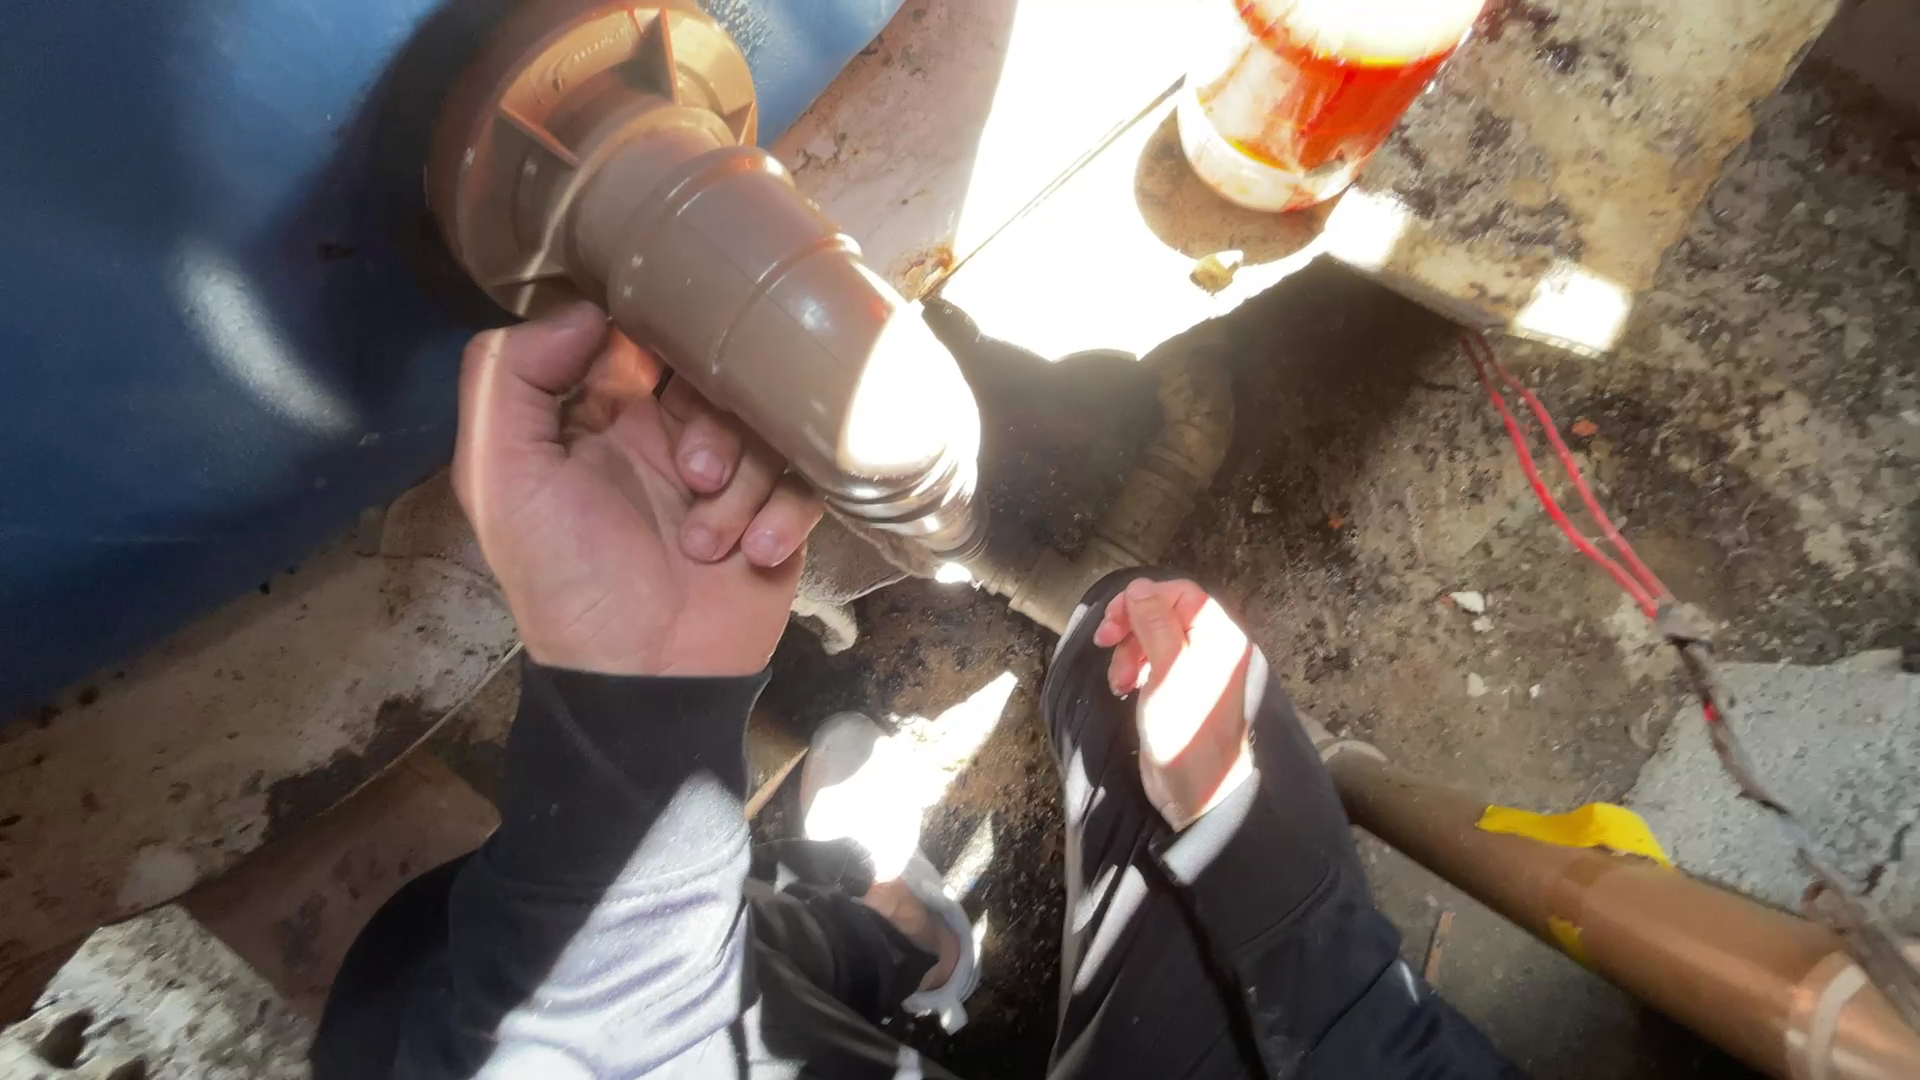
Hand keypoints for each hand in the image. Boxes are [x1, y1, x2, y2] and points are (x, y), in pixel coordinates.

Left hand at [453, 302, 823, 675]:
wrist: (645, 675)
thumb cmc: (570, 577)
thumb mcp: (502, 478)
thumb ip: (509, 378)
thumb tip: (589, 312)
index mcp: (609, 417)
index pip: (644, 339)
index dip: (659, 341)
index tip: (669, 363)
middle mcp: (675, 438)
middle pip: (720, 381)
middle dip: (713, 426)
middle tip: (695, 477)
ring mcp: (735, 477)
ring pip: (767, 430)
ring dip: (744, 485)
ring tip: (710, 541)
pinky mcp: (782, 514)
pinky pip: (805, 482)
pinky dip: (785, 515)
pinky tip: (758, 552)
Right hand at [1093, 578, 1255, 830]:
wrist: (1195, 790)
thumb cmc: (1185, 728)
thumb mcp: (1166, 669)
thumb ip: (1154, 623)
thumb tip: (1139, 586)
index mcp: (1218, 636)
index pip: (1180, 594)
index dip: (1143, 598)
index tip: (1113, 618)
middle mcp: (1209, 647)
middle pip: (1162, 613)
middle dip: (1130, 626)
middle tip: (1104, 641)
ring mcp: (1193, 669)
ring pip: (1151, 637)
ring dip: (1127, 652)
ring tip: (1118, 680)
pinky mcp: (1176, 689)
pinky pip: (1150, 662)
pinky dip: (1132, 669)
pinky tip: (1122, 688)